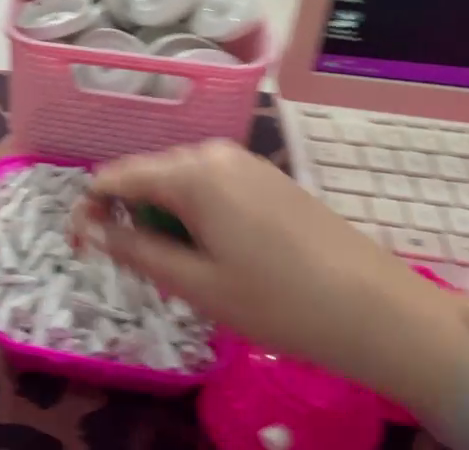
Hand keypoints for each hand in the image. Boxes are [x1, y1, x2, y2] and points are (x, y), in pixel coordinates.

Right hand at [80, 140, 468, 417]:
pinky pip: (210, 187)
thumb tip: (89, 231)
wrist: (386, 315)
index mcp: (189, 172)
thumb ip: (134, 251)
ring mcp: (244, 162)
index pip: (113, 177)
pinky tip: (216, 254)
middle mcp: (211, 153)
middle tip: (136, 269)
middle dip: (129, 216)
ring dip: (164, 218)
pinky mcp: (267, 178)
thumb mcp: (197, 285)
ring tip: (180, 268)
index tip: (81, 246)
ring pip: (178, 183)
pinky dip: (196, 215)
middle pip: (146, 176)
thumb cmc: (282, 303)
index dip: (90, 209)